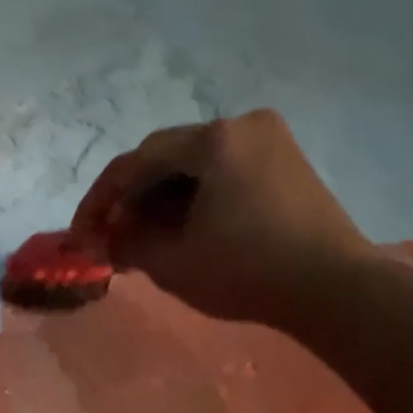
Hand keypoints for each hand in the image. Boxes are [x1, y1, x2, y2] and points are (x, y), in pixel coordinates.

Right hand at [70, 109, 379, 324]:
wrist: (332, 287)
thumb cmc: (243, 269)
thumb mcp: (169, 261)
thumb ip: (125, 241)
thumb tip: (103, 236)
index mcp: (213, 139)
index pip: (134, 162)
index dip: (98, 201)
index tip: (80, 236)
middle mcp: (241, 125)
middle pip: (165, 158)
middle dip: (129, 200)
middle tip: (109, 239)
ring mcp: (269, 142)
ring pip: (192, 167)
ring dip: (158, 201)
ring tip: (140, 242)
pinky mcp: (284, 165)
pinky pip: (220, 173)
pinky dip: (191, 199)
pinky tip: (178, 232)